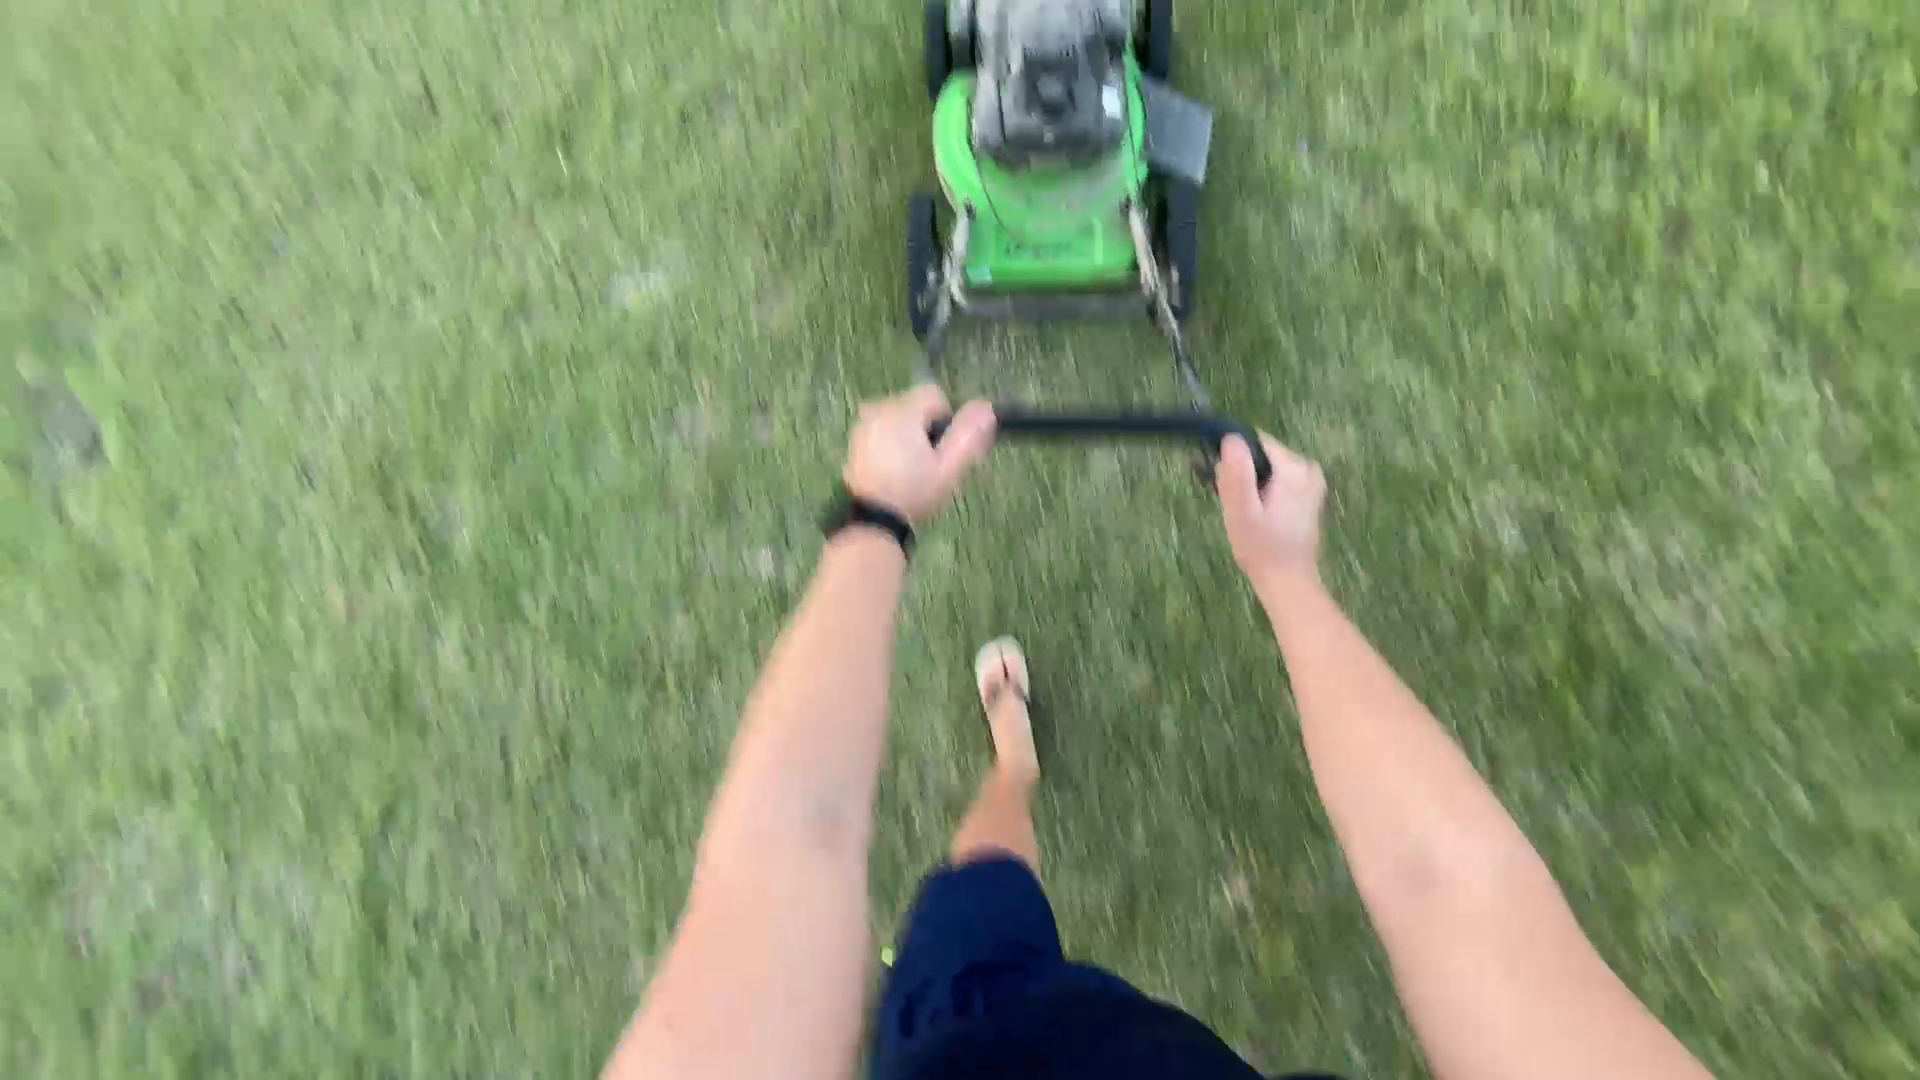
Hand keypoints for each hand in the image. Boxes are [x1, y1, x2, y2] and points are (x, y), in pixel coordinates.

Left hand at [843, 386, 996, 523]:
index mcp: (902, 411)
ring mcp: (864, 424)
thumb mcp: (948, 468)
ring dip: (911, 435)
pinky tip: (895, 469)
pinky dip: (894, 442)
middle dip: (927, 428)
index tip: (943, 449)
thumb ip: (968, 435)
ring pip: (901, 417)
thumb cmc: (914, 492)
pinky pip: (885, 429)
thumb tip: (986, 407)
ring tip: (912, 468)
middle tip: (930, 463)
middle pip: (917, 405)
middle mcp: (879, 408)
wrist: (872, 519)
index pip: (935, 395)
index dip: (946, 420)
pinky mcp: (856, 439)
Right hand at [1217, 432, 1325, 594]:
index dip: (1233, 459)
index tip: (1221, 483)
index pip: (1254, 442)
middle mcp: (1308, 467)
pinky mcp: (1309, 494)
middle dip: (1242, 473)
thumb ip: (1237, 473)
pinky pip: (1277, 479)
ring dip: (1250, 484)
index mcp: (1294, 467)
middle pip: (1261, 454)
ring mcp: (1312, 481)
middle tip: (1233, 504)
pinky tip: (1257, 515)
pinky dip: (1263, 491)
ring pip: (1267, 467)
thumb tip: (1231, 437)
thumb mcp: (1241, 510)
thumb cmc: (1260, 548)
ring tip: (1244, 512)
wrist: (1288, 580)